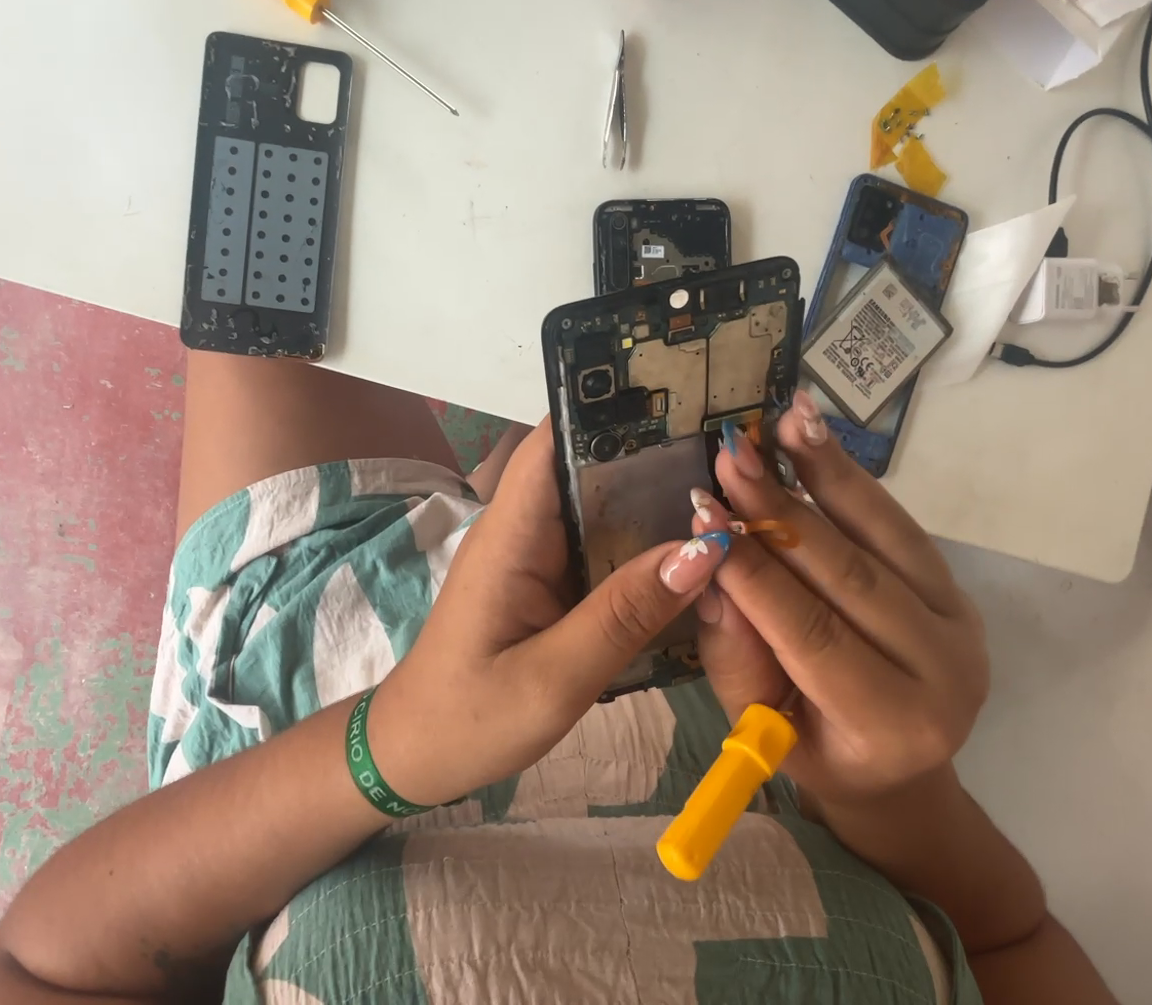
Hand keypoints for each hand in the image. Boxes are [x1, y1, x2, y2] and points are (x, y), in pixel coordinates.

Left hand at [370, 420, 727, 805]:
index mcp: (510, 533)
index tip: (683, 397)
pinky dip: (640, 541)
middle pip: (584, 465)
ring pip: (597, 505)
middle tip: (733, 451)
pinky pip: (597, 545)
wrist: (417, 754)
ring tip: (731, 489)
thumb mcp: (555, 677)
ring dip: (652, 497)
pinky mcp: (544, 582)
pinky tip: (692, 548)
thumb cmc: (471, 717)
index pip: (552, 442)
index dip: (610, 411)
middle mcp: (521, 529)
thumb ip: (626, 614)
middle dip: (651, 452)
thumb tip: (706, 548)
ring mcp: (532, 555)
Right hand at [690, 393, 987, 807]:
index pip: (810, 629)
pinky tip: (815, 439)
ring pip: (885, 534)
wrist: (895, 768)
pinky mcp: (954, 588)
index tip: (702, 512)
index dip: (753, 568)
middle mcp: (944, 669)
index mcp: (890, 721)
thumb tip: (710, 566)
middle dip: (780, 508)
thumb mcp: (760, 722)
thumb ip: (737, 653)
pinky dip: (852, 479)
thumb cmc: (813, 752)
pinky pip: (898, 526)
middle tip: (730, 454)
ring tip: (787, 418)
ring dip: (829, 471)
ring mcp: (959, 622)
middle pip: (851, 573)